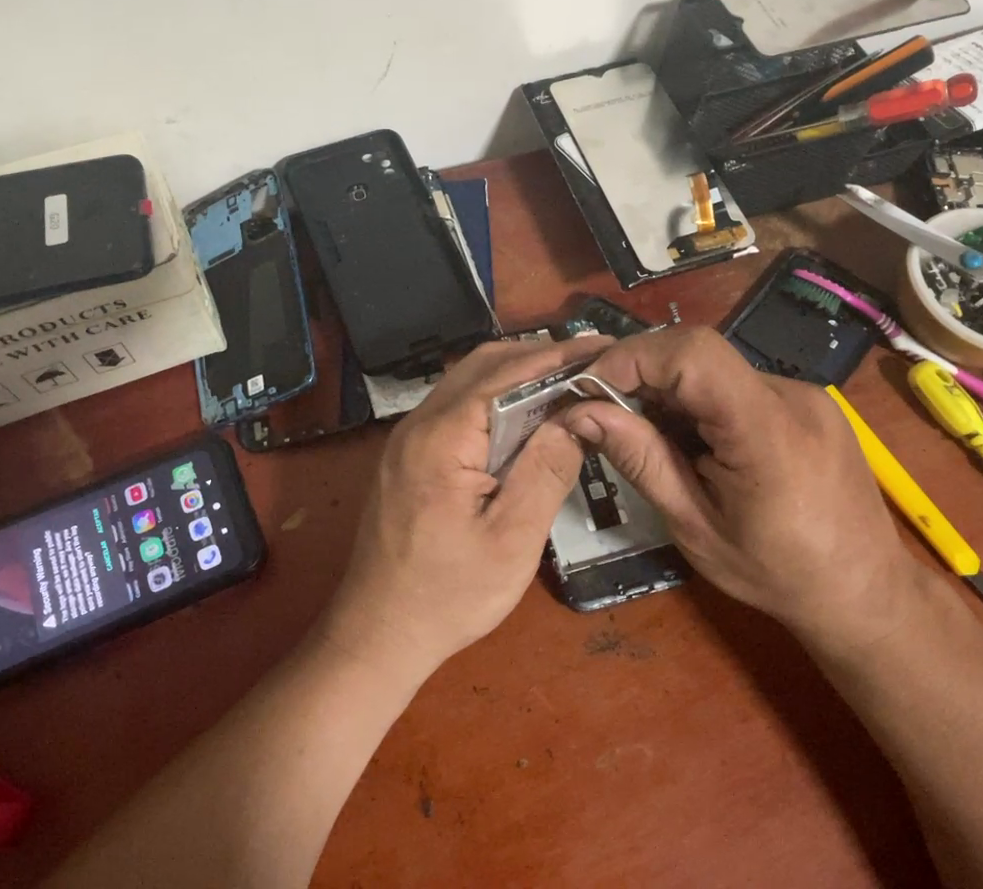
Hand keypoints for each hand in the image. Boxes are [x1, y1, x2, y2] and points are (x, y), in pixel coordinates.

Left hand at [316, 336, 611, 681]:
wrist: (378, 633)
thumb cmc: (449, 595)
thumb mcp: (512, 540)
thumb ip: (546, 470)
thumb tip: (577, 414)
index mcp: (441, 438)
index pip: (505, 373)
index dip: (557, 356)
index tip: (605, 348)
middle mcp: (417, 426)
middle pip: (480, 366)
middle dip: (537, 356)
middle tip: (591, 362)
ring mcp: (406, 441)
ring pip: (464, 383)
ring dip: (513, 374)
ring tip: (567, 382)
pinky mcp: (406, 459)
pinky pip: (453, 409)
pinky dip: (491, 399)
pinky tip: (523, 416)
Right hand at [557, 327, 919, 651]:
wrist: (864, 589)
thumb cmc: (775, 573)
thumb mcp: (694, 527)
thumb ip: (641, 461)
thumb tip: (579, 412)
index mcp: (767, 433)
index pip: (693, 354)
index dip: (632, 358)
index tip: (588, 389)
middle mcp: (792, 395)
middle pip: (699, 353)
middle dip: (640, 374)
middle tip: (602, 412)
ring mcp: (805, 393)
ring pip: (714, 366)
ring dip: (668, 389)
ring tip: (645, 434)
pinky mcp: (807, 400)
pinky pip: (736, 382)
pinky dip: (698, 399)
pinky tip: (690, 440)